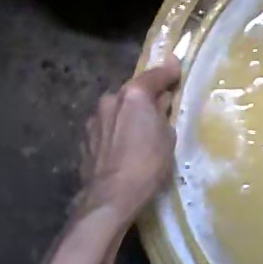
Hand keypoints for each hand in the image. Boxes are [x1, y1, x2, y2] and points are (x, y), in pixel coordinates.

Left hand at [76, 61, 180, 220]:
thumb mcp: (167, 137)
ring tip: (137, 133)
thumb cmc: (147, 166)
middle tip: (158, 109)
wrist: (110, 196)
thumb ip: (163, 113)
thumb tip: (160, 101)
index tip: (177, 67)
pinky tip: (121, 148)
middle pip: (132, 93)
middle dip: (144, 98)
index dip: (169, 72)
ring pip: (115, 111)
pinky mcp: (85, 139)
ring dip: (126, 116)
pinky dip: (114, 132)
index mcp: (133, 95)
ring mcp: (93, 119)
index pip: (155, 76)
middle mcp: (109, 100)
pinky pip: (105, 128)